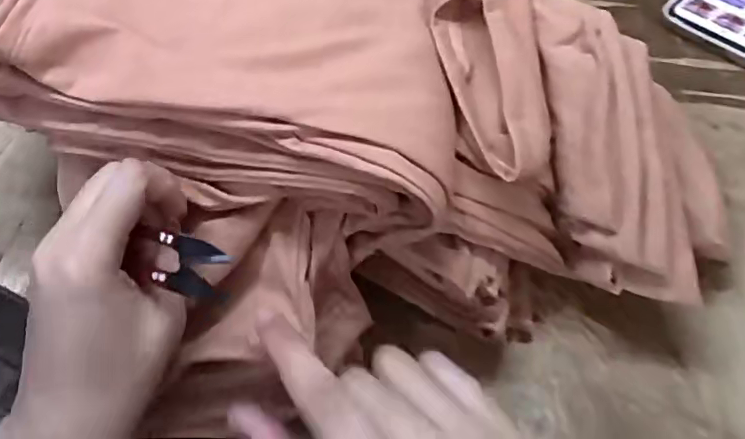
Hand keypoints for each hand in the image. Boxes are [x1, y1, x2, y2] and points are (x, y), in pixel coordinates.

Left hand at [0, 159, 189, 438]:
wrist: (60, 424)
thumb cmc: (119, 380)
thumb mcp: (165, 320)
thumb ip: (174, 262)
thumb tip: (171, 234)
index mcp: (86, 252)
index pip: (128, 176)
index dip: (164, 185)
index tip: (181, 219)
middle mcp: (58, 236)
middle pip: (108, 173)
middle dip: (147, 189)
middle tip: (170, 229)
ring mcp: (45, 243)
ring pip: (95, 189)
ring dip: (129, 203)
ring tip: (151, 247)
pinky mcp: (44, 254)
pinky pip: (83, 212)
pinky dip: (111, 218)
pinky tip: (128, 256)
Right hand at [230, 316, 523, 438]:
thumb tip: (240, 410)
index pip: (323, 396)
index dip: (289, 353)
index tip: (266, 316)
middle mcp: (419, 436)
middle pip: (354, 378)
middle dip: (340, 399)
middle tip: (345, 433)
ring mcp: (468, 427)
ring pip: (395, 360)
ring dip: (382, 384)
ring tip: (391, 424)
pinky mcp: (503, 421)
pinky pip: (442, 365)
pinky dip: (426, 379)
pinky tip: (429, 412)